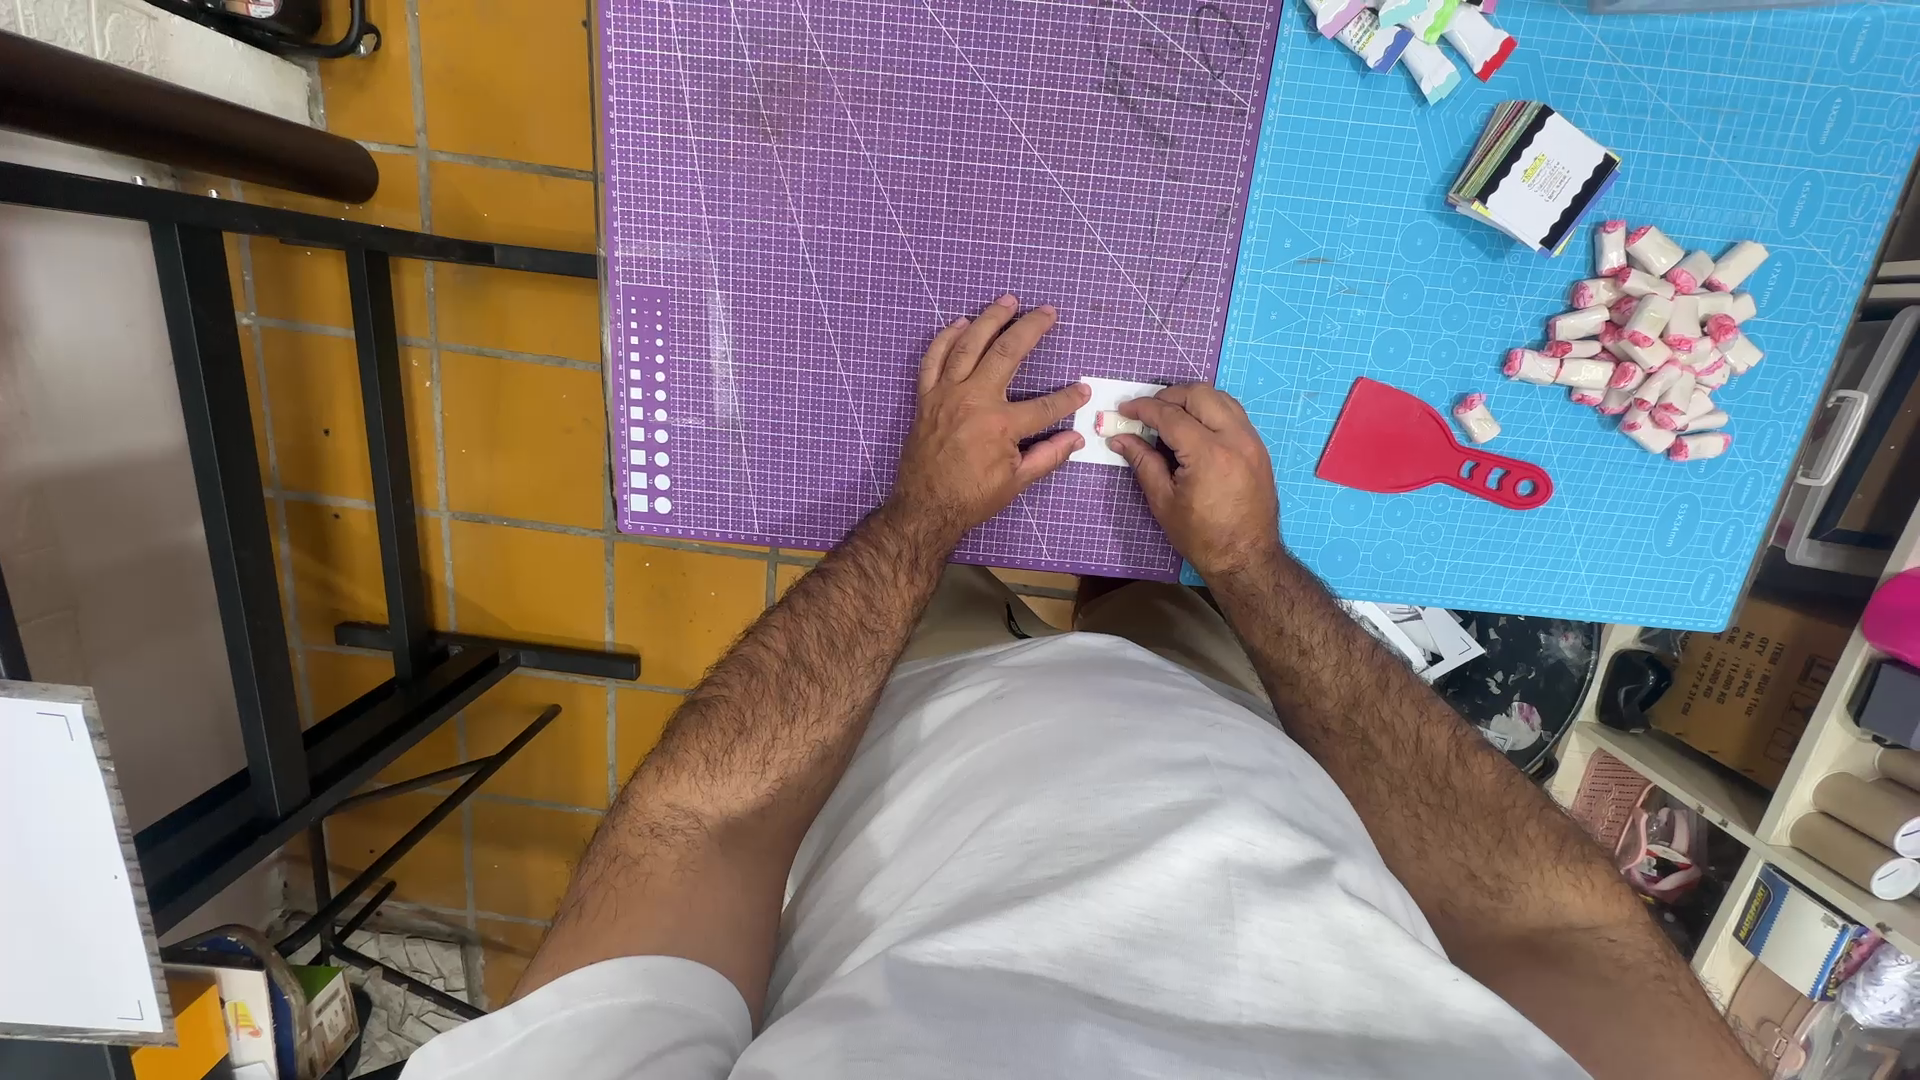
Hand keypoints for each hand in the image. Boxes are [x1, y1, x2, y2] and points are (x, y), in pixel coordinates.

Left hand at [887, 295, 1089, 546]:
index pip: (1046, 405)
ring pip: (969, 344)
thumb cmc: (971, 498)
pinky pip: (933, 359)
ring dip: (990, 319)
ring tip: (1007, 300)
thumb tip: (1077, 439)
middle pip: (1007, 353)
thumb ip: (1048, 456)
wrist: (924, 508)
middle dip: (1031, 328)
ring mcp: (946, 395)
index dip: (1069, 398)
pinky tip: (960, 323)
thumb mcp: (1016, 483)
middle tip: (1048, 311)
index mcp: (1001, 425)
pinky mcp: (926, 398)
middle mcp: (974, 400)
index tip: (1083, 390)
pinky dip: (945, 338)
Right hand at [1110, 384, 1281, 580]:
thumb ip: (1143, 462)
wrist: (1246, 557)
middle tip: (1147, 410)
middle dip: (1169, 395)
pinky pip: (1233, 413)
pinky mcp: (1258, 447)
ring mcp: (1251, 441)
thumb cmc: (1200, 536)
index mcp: (1208, 454)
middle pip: (1199, 394)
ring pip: (1221, 398)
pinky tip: (1194, 426)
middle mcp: (1234, 439)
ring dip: (1192, 399)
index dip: (1144, 408)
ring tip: (1170, 414)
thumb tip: (1120, 439)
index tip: (1125, 410)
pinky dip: (1211, 410)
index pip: (1170, 415)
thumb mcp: (1163, 501)